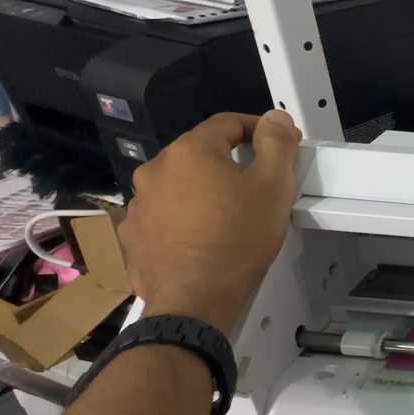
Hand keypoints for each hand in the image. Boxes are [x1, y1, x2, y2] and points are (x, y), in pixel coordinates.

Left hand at [118, 111, 300, 336]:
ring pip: (180, 184)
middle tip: (259, 183)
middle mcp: (156, 170)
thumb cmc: (240, 236)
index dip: (258, 128)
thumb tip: (275, 118)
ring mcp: (139, 203)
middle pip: (200, 153)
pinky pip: (165, 214)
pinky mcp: (133, 234)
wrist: (195, 297)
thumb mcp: (273, 186)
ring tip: (231, 214)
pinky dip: (185, 216)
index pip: (226, 123)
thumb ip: (277, 144)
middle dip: (230, 161)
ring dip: (205, 189)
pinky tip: (204, 236)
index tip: (280, 144)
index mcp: (190, 152)